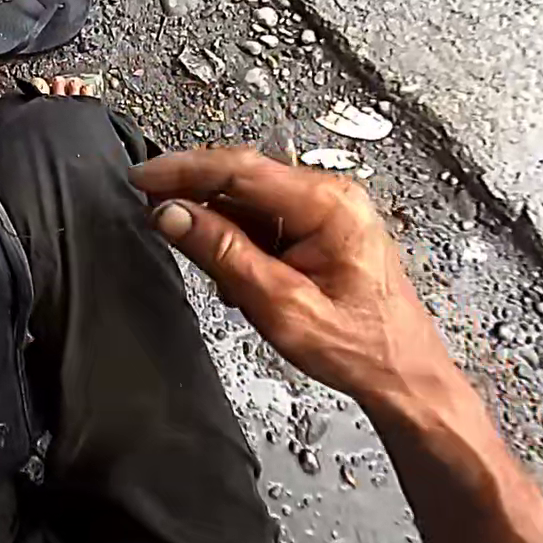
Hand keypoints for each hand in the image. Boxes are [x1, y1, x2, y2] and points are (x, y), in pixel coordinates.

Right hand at [130, 147, 459, 416]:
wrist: (401, 373)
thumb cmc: (356, 345)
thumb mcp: (278, 303)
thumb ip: (221, 253)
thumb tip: (172, 213)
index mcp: (327, 205)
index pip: (237, 169)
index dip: (181, 170)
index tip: (141, 178)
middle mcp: (327, 196)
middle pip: (238, 176)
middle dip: (189, 191)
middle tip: (150, 210)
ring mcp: (321, 209)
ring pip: (243, 198)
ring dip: (210, 222)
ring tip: (202, 263)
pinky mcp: (313, 225)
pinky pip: (256, 217)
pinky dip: (230, 237)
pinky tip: (231, 272)